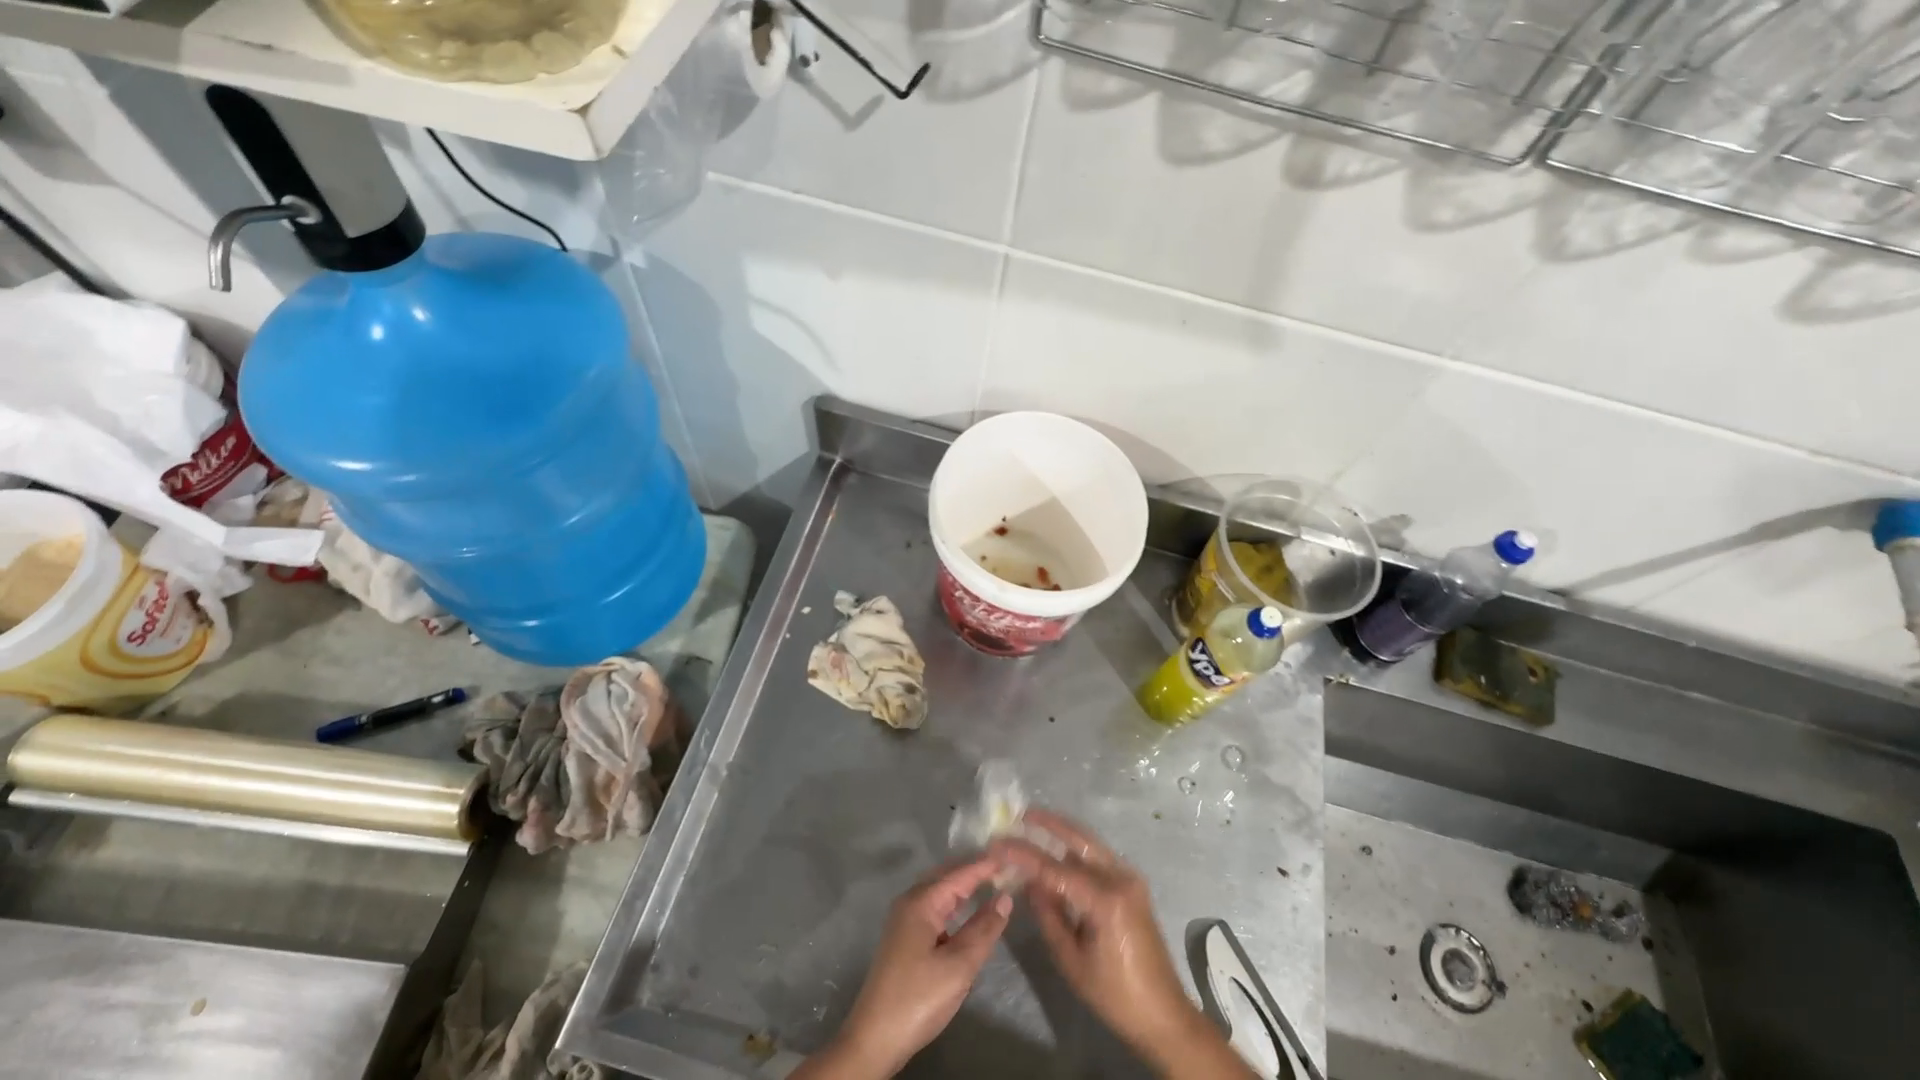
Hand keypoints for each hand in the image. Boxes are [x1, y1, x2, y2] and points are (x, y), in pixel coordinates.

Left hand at [807, 855, 1012, 1079]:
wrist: (875, 1038)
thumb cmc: (919, 997)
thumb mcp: (959, 965)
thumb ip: (984, 929)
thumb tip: (1004, 897)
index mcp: (921, 903)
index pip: (959, 875)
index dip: (985, 865)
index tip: (1012, 856)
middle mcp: (909, 905)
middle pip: (945, 878)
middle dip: (973, 870)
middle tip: (1004, 865)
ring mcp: (904, 923)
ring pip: (938, 895)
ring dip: (963, 888)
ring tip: (991, 882)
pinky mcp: (904, 941)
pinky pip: (934, 911)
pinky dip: (953, 906)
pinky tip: (967, 914)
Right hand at [995, 809, 1222, 1070]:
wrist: (1162, 1012)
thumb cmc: (1113, 993)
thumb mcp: (1070, 958)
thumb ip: (1048, 914)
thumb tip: (1029, 881)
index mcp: (1106, 899)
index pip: (1054, 868)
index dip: (1022, 854)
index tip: (996, 843)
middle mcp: (1122, 879)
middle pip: (1080, 840)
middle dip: (1050, 824)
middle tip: (1020, 814)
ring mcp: (1132, 880)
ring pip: (1091, 845)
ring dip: (1063, 834)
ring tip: (1033, 826)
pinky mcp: (1134, 888)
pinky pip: (1100, 860)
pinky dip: (1077, 851)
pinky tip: (1058, 853)